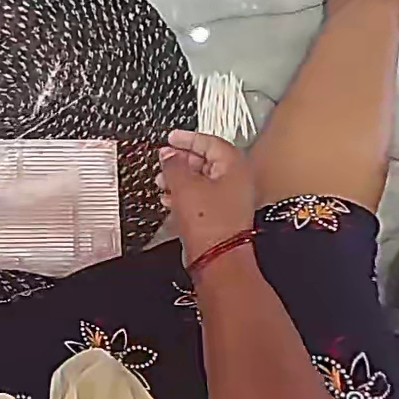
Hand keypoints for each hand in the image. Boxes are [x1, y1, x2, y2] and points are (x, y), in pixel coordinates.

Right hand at [157, 130, 255, 261]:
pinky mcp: (219, 217)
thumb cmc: (210, 224)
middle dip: (182, 160)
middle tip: (164, 160)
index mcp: (234, 167)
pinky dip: (184, 195)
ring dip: (180, 178)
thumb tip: (168, 155)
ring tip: (162, 180)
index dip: (188, 139)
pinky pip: (200, 198)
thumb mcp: (184, 186)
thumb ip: (174, 165)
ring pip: (201, 180)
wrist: (217, 259)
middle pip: (206, 161)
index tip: (172, 138)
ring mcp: (229, 200)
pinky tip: (169, 198)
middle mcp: (236, 182)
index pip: (210, 142)